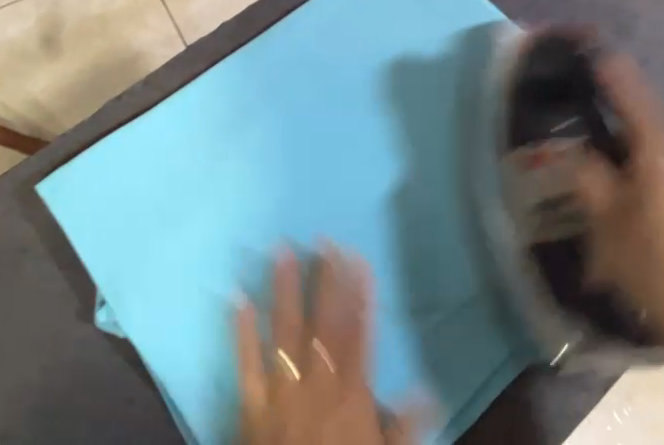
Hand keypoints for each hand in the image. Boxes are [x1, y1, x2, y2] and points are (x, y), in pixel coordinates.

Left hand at [233, 247, 421, 444]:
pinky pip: (245, 362)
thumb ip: (406, 424)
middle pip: (322, 324)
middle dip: (325, 280)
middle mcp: (315, 384)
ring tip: (282, 250)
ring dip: (283, 290)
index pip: (357, 334)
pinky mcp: (250, 402)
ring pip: (283, 332)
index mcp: (350, 395)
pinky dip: (241, 330)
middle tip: (324, 239)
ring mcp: (279, 389)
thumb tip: (428, 387)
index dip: (358, 294)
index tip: (357, 257)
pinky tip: (236, 296)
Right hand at [573, 56, 663, 357]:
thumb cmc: (655, 269)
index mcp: (658, 167)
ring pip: (658, 150)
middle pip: (651, 127)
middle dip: (626, 103)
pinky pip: (662, 169)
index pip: (640, 113)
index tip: (604, 56)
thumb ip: (591, 185)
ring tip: (604, 125)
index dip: (622, 84)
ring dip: (633, 131)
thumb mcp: (608, 228)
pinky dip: (641, 157)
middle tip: (600, 84)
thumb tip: (577, 153)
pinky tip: (623, 171)